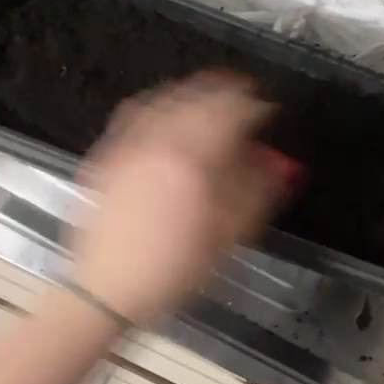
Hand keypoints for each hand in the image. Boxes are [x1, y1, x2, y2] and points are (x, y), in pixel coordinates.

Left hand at [67, 73, 294, 325]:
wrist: (107, 290)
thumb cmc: (173, 271)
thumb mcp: (227, 237)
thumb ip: (256, 193)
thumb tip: (276, 164)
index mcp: (194, 160)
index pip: (232, 113)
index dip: (256, 106)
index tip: (269, 110)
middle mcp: (159, 142)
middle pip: (198, 98)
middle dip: (226, 92)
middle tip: (246, 97)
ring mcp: (128, 146)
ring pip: (164, 100)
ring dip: (192, 92)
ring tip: (209, 96)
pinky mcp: (106, 156)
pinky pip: (135, 115)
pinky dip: (158, 106)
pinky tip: (165, 114)